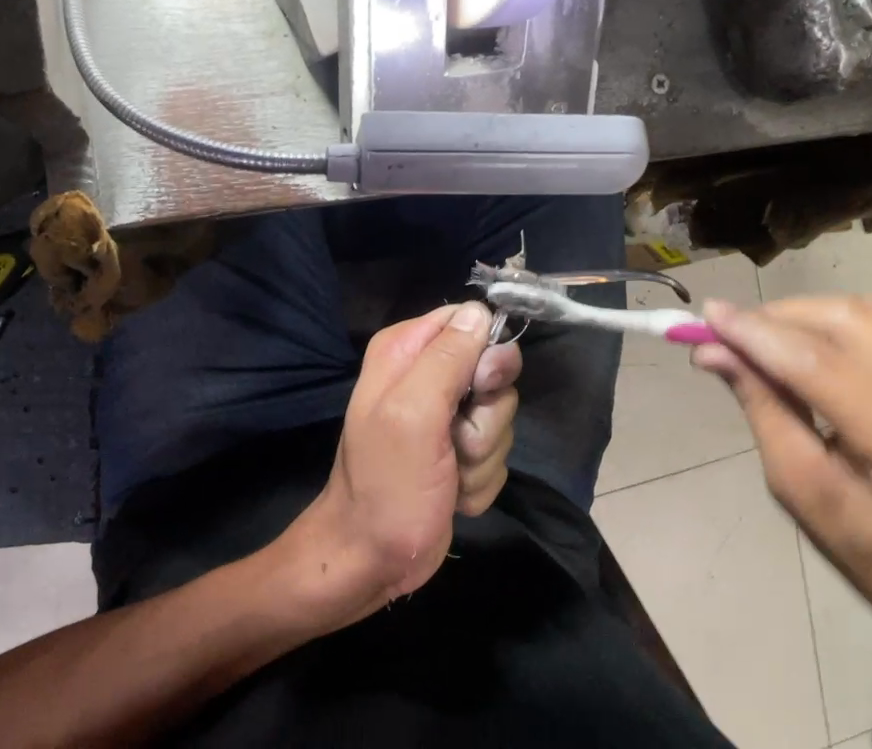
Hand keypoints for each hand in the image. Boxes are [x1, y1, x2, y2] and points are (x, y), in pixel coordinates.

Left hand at [285, 302, 520, 621]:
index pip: (470, 321)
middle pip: (496, 374)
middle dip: (486, 418)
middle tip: (457, 441)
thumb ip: (447, 358)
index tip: (480, 388)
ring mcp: (445, 419)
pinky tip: (452, 495)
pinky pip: (496, 456)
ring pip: (500, 419)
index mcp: (404, 352)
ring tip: (448, 475)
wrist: (370, 559)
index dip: (487, 355)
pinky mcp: (460, 456)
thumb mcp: (413, 413)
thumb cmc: (386, 485)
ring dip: (481, 457)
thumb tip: (482, 312)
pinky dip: (479, 481)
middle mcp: (426, 377)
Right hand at [691, 297, 871, 685]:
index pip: (820, 364)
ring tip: (766, 340)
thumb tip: (711, 348)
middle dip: (779, 317)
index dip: (758, 333)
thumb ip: (762, 408)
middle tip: (730, 328)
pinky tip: (820, 354)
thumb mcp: (803, 489)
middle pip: (849, 323)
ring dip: (809, 318)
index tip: (707, 315)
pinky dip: (848, 332)